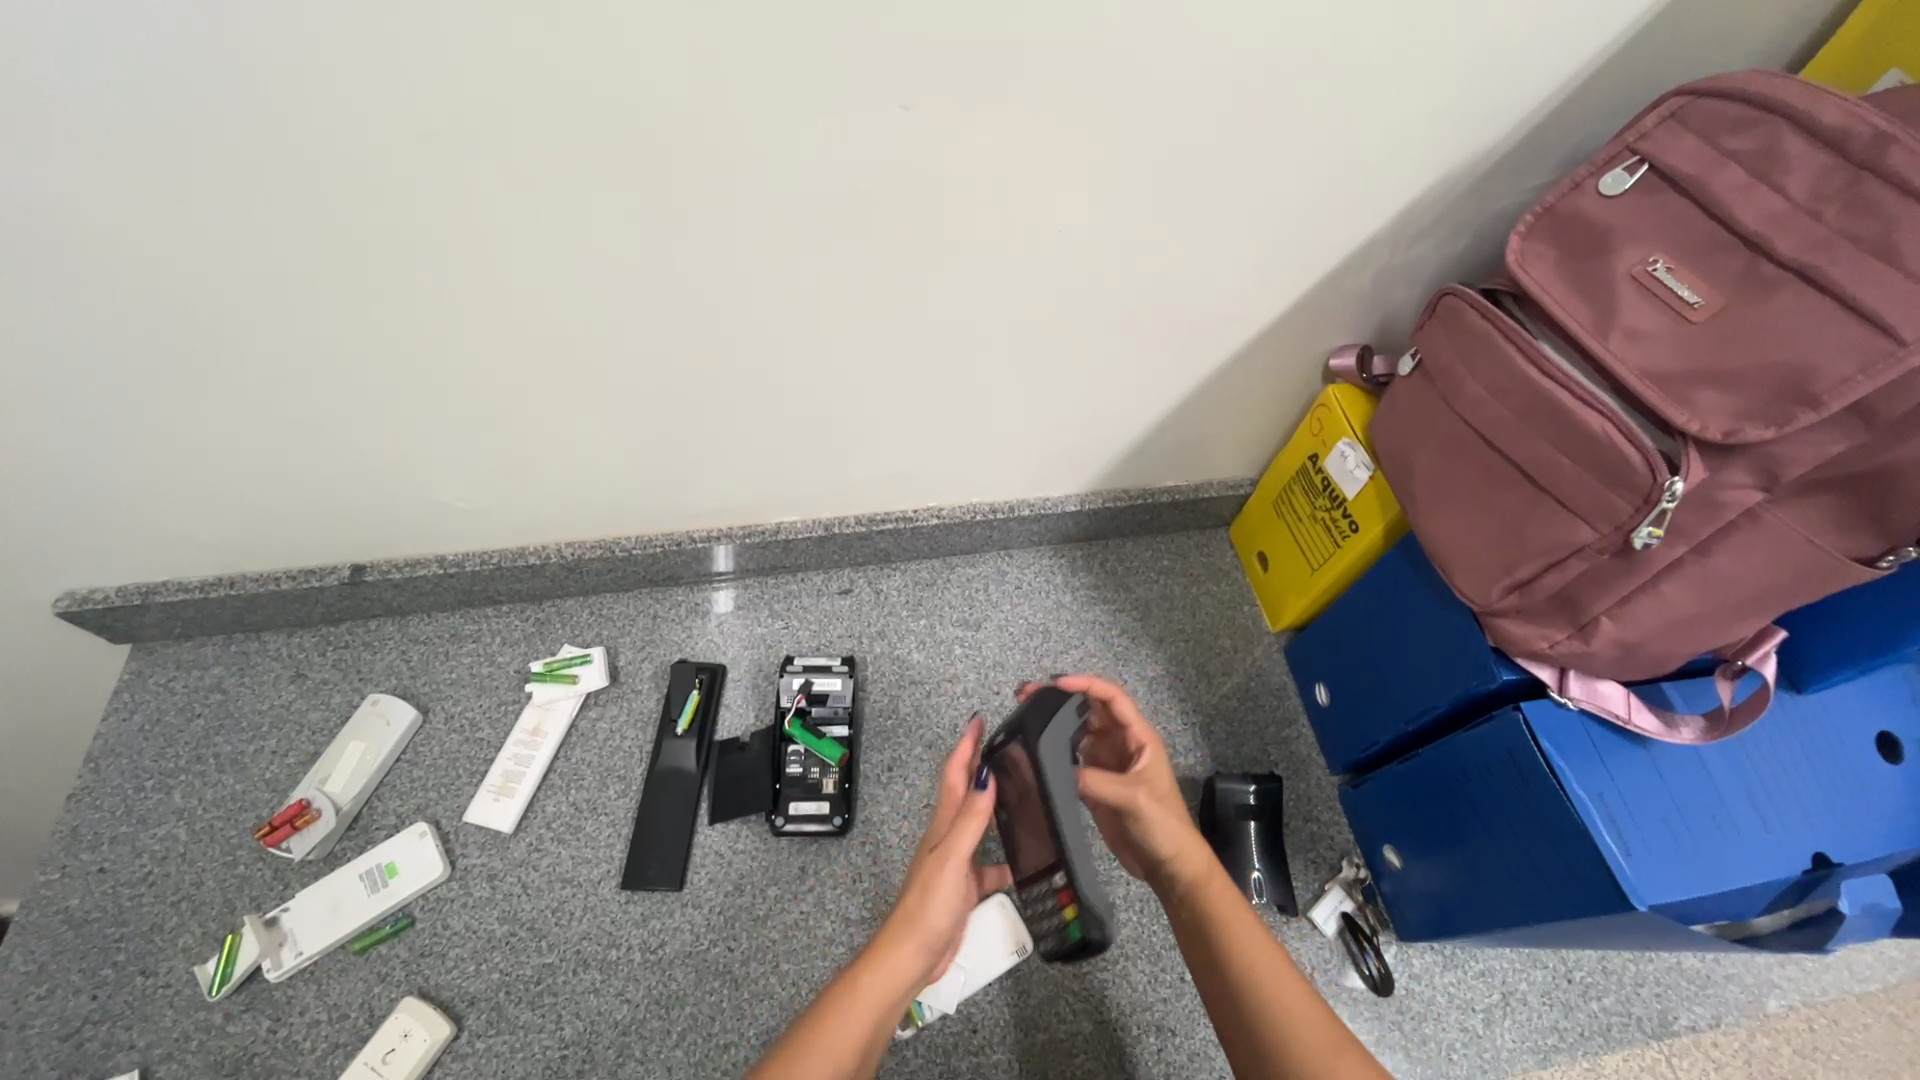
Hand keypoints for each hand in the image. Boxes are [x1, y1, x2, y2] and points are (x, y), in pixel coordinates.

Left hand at [875, 714, 1013, 986]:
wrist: (913, 953)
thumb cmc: (928, 904)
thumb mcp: (952, 857)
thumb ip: (970, 818)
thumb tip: (987, 776)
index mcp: (943, 823)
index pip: (955, 774)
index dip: (965, 745)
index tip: (978, 720)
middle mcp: (949, 836)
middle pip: (967, 791)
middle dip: (981, 765)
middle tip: (1003, 744)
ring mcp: (957, 860)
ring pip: (980, 824)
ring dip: (996, 804)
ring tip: (1021, 790)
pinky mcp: (967, 885)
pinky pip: (991, 865)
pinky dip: (1008, 859)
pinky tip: (1026, 863)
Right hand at [1017, 675, 1209, 894]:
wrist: (1168, 865)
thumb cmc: (1162, 824)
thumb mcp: (1132, 797)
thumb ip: (1093, 781)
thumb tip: (1053, 769)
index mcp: (1139, 737)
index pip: (1111, 698)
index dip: (1085, 684)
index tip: (1056, 683)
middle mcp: (1121, 743)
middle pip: (1089, 710)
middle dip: (1061, 699)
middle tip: (1027, 695)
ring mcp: (1107, 763)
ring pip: (1077, 733)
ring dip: (1053, 723)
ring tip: (1024, 716)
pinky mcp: (1095, 784)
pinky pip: (1070, 760)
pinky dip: (1053, 753)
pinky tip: (1033, 751)